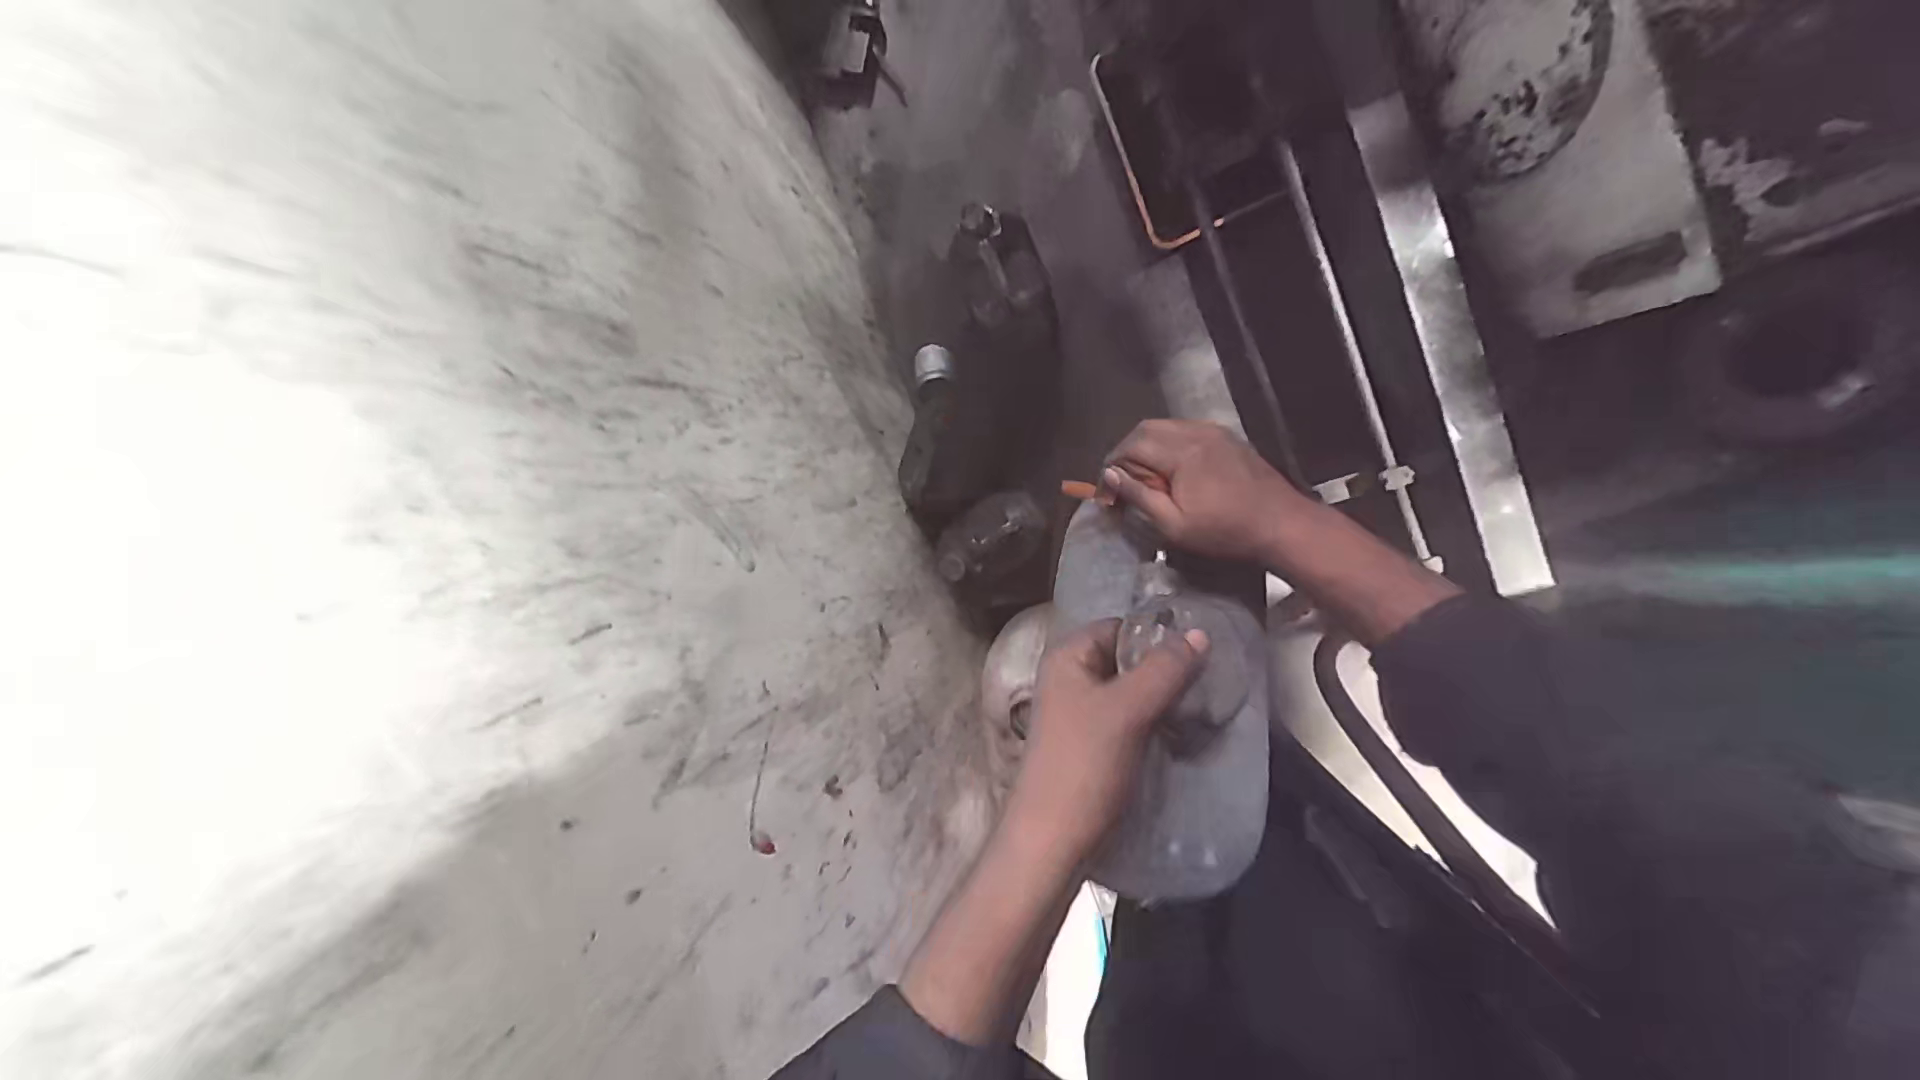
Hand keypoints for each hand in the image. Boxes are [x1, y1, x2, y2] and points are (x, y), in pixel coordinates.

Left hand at [1005, 618, 1207, 866]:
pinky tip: (1180, 731)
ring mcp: (1077, 713)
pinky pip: (1126, 718)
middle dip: (1163, 668)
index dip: (1156, 634)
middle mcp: (1069, 678)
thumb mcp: (1127, 711)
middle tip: (1207, 680)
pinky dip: (1151, 720)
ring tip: (1201, 705)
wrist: (1052, 840)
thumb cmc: (1084, 765)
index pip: (1118, 627)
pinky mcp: (1090, 743)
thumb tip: (1198, 632)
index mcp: (1068, 658)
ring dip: (1161, 696)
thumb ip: (1163, 670)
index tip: (1199, 649)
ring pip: (1128, 691)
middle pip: (1124, 659)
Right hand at [1100, 419, 1304, 562]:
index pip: (1131, 446)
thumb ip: (1139, 496)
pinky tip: (1171, 471)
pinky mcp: (1226, 438)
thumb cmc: (1226, 531)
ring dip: (1146, 448)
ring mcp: (1214, 432)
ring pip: (1165, 427)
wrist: (1283, 525)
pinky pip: (1185, 431)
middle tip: (1121, 483)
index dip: (1112, 468)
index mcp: (1182, 452)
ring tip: (1143, 479)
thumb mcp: (1174, 524)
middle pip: (1145, 429)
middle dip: (1126, 454)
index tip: (1108, 495)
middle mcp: (1196, 432)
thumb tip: (1109, 475)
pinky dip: (1168, 446)